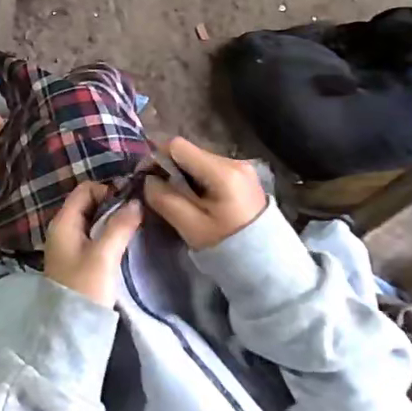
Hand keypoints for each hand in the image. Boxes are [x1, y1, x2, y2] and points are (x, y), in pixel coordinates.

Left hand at [43, 181, 142, 306]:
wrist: (70, 329)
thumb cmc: (84, 288)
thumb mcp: (104, 255)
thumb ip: (120, 225)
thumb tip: (136, 202)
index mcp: (63, 222)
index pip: (85, 189)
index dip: (109, 190)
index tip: (132, 203)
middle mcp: (63, 229)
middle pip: (90, 203)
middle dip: (114, 205)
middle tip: (138, 214)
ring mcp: (69, 245)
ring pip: (94, 221)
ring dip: (113, 221)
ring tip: (136, 227)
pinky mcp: (77, 260)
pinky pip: (94, 237)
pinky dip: (109, 235)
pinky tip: (125, 243)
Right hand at [143, 137, 268, 250]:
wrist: (265, 264)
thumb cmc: (227, 247)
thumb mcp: (190, 226)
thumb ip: (165, 199)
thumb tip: (148, 180)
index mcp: (222, 171)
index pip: (178, 146)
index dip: (156, 158)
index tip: (145, 178)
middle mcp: (234, 161)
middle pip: (189, 153)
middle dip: (170, 169)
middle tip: (159, 193)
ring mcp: (241, 167)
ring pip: (199, 161)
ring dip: (184, 176)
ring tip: (179, 200)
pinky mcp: (243, 177)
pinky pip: (211, 170)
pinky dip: (198, 181)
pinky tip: (197, 201)